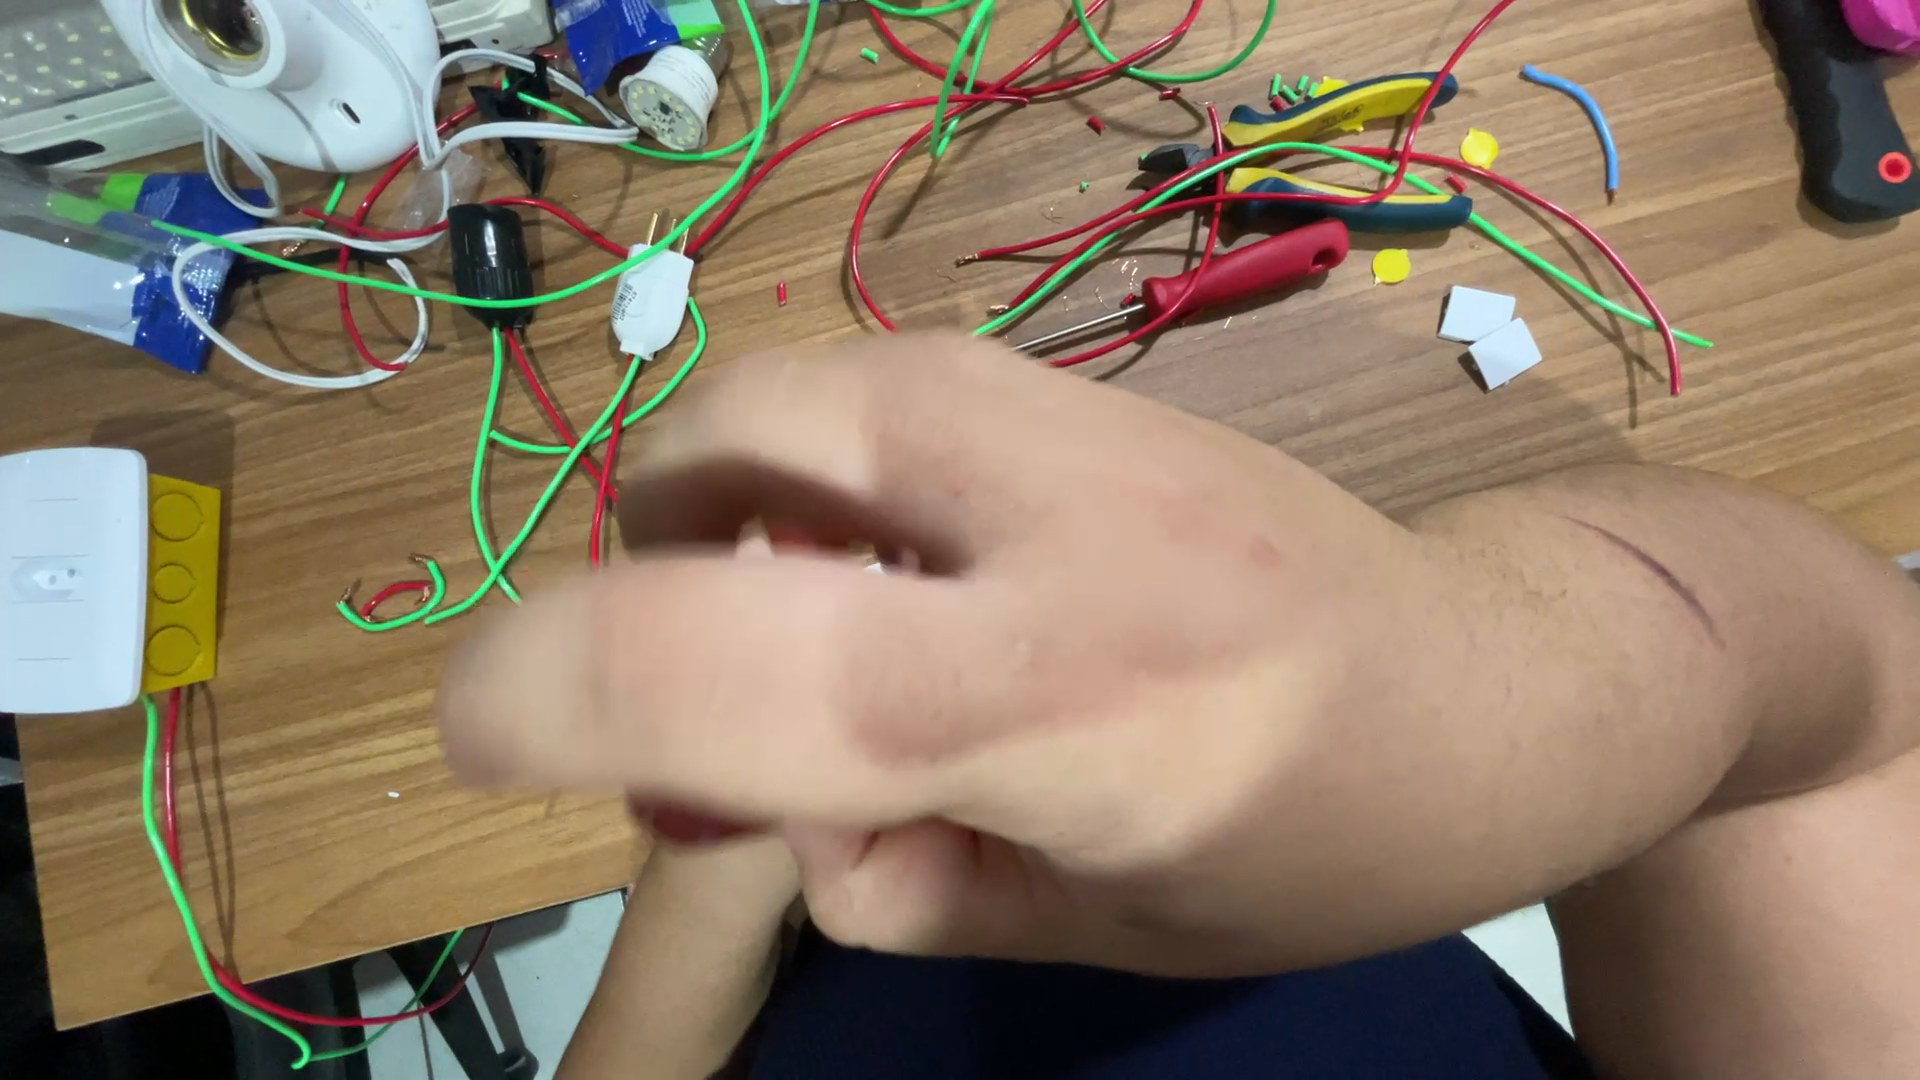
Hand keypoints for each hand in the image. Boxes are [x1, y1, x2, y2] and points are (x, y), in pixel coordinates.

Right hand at [437, 334, 1476, 975]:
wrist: (1501, 673)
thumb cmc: (1323, 842)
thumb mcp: (1102, 929)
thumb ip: (897, 873)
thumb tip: (754, 803)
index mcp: (1080, 704)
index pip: (760, 665)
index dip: (562, 681)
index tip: (480, 720)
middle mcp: (1072, 520)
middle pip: (753, 430)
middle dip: (649, 541)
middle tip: (692, 645)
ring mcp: (1089, 419)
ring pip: (811, 381)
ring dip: (731, 484)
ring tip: (787, 585)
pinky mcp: (1098, 383)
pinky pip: (884, 380)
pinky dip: (818, 452)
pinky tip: (878, 533)